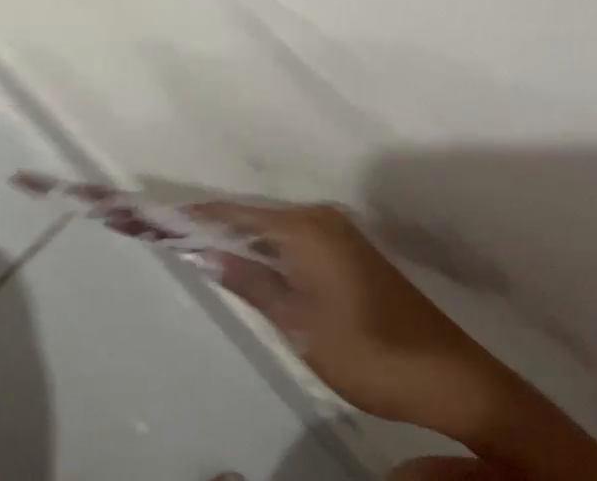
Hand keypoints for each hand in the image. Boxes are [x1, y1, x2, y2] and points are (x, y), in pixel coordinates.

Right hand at [186, 202, 596, 480]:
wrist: (458, 383)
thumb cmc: (371, 354)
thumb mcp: (297, 323)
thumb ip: (247, 280)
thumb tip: (200, 249)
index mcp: (304, 228)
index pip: (226, 212)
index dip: (181, 215)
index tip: (137, 214)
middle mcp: (319, 219)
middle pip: (243, 214)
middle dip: (198, 222)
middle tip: (150, 228)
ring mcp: (336, 235)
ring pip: (264, 227)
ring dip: (225, 235)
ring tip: (179, 241)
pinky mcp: (346, 255)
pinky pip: (286, 240)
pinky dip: (254, 247)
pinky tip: (233, 258)